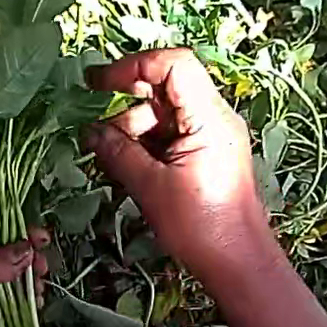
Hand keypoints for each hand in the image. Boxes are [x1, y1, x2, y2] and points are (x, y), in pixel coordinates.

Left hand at [0, 234, 49, 326]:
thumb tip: (26, 251)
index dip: (12, 231)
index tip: (39, 236)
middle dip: (23, 258)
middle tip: (43, 266)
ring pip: (2, 279)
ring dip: (24, 281)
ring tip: (40, 288)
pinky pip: (1, 302)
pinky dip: (18, 301)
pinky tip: (34, 303)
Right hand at [85, 48, 274, 279]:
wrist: (236, 262)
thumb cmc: (198, 226)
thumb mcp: (150, 187)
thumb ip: (119, 153)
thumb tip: (90, 132)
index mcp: (209, 118)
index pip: (174, 65)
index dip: (132, 67)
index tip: (97, 85)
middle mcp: (215, 118)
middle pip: (165, 89)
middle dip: (126, 107)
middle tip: (96, 133)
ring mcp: (212, 136)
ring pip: (164, 114)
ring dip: (132, 130)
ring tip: (107, 157)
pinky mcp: (206, 154)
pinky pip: (171, 135)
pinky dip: (145, 145)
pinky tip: (124, 163)